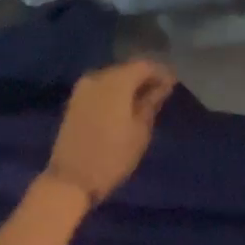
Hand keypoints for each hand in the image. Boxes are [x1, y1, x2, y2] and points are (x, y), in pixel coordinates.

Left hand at [44, 59, 176, 206]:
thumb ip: (151, 103)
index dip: (161, 73)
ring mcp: (82, 90)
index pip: (144, 66)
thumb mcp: (140, 132)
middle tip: (159, 96)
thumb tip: (162, 86)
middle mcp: (97, 77)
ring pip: (111, 80)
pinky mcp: (74, 103)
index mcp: (117, 81)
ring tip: (142, 105)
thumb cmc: (113, 157)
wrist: (72, 178)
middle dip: (143, 80)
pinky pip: (99, 91)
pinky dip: (113, 96)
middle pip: (126, 70)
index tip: (172, 86)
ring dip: (127, 89)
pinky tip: (122, 110)